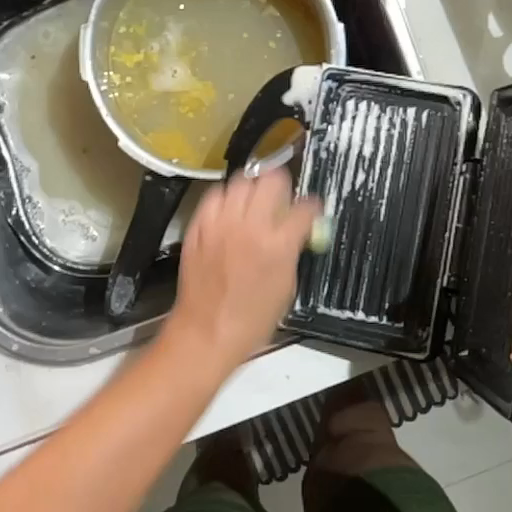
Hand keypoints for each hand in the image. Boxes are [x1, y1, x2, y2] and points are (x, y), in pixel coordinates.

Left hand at [163, 169, 320, 378]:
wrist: (206, 332)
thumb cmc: (252, 320)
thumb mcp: (287, 286)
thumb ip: (292, 252)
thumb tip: (297, 233)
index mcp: (278, 244)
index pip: (304, 208)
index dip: (312, 207)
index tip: (311, 211)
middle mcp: (250, 226)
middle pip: (271, 180)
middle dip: (281, 185)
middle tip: (281, 198)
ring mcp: (221, 223)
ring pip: (241, 181)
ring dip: (252, 187)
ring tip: (253, 201)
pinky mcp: (199, 226)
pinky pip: (214, 196)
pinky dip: (225, 199)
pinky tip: (229, 211)